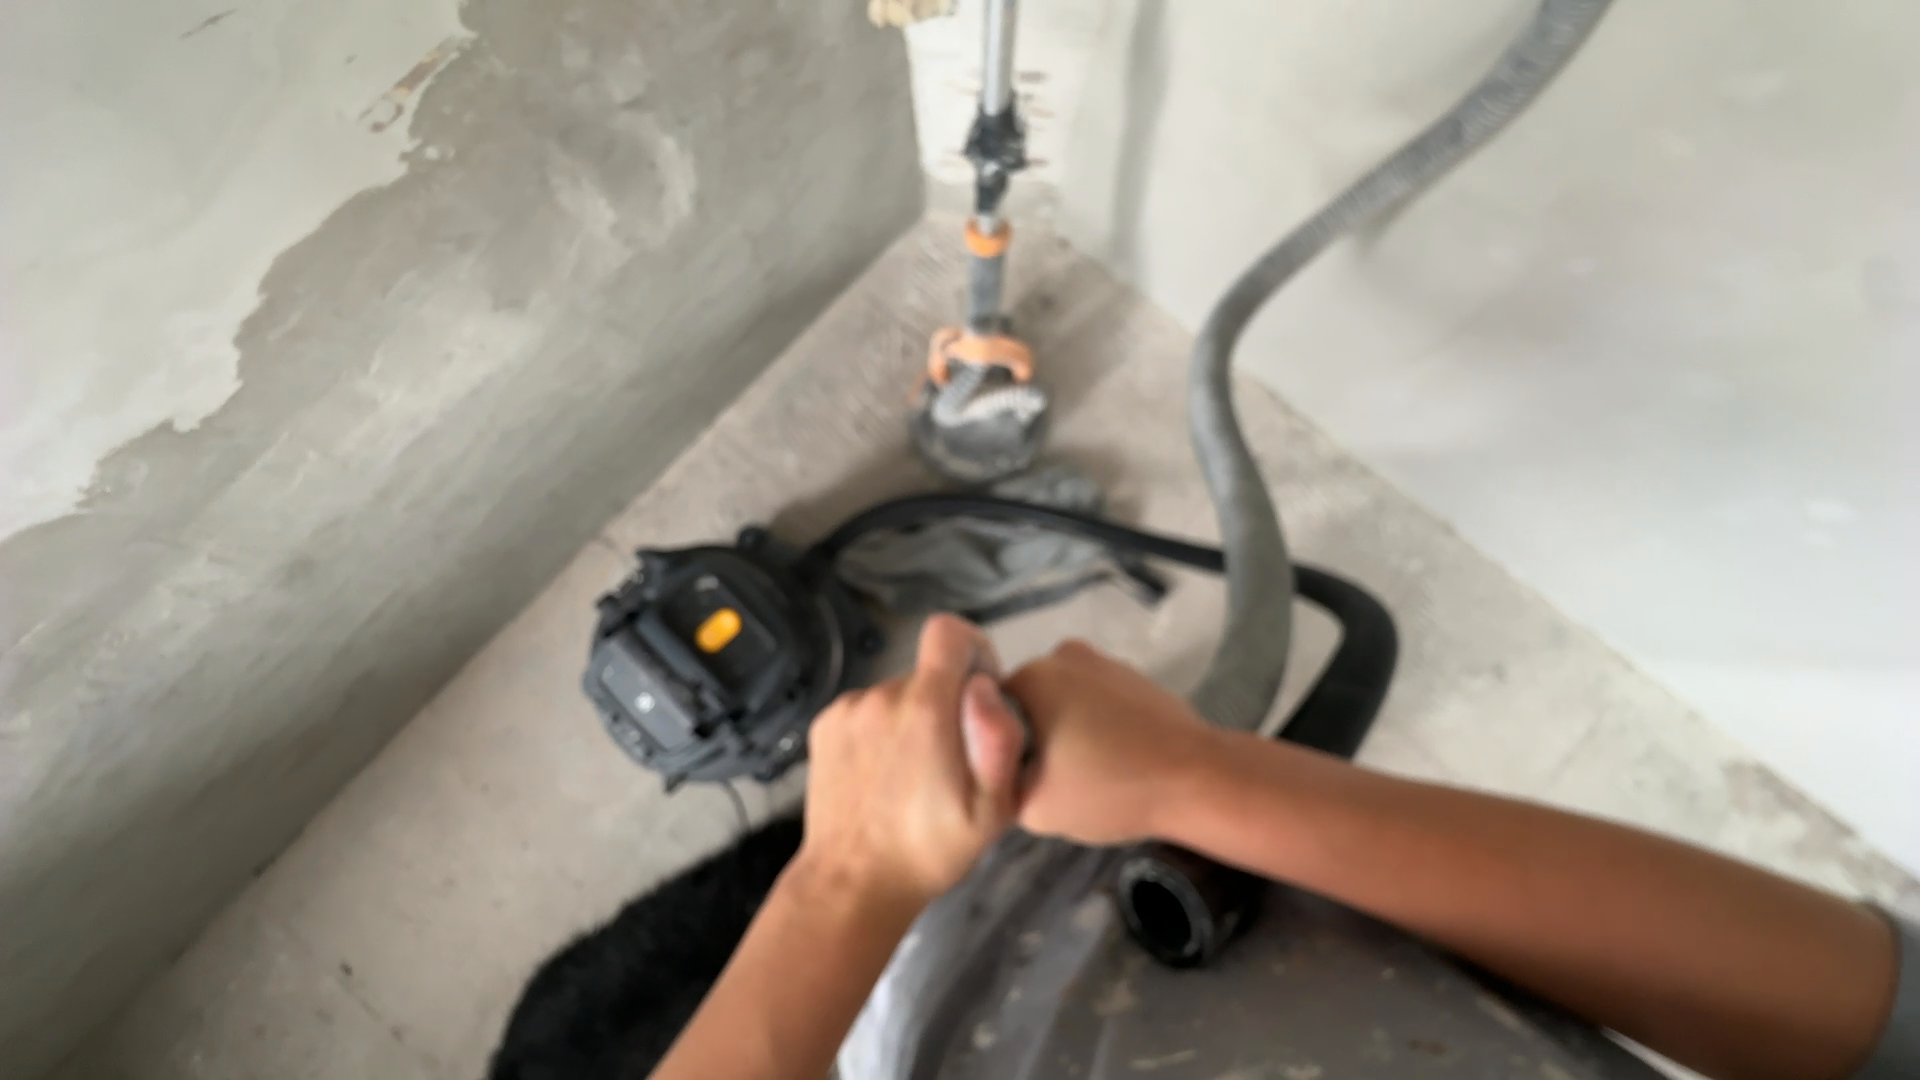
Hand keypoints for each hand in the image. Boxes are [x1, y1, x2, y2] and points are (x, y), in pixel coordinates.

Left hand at [796, 614, 1027, 909]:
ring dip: (912, 718)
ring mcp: (847, 709)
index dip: (973, 650)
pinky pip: (867, 709)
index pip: (948, 632)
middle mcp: (881, 695)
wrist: (851, 884)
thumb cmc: (930, 850)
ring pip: (897, 693)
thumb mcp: (991, 810)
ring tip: (913, 774)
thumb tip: (984, 686)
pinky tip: (882, 773)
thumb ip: (999, 739)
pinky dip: (881, 729)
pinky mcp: (824, 724)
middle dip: (946, 702)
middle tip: (950, 758)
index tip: (980, 694)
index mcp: (924, 707)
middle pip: (927, 672)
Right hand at [1005, 640, 1217, 844]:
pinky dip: (1101, 722)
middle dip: (1036, 732)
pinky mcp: (1135, 675)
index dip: (1002, 747)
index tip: (1025, 775)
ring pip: (1065, 698)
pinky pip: (1099, 698)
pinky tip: (1119, 756)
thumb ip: (1001, 780)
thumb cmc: (1109, 789)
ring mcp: (1104, 661)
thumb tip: (1004, 765)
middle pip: (1030, 700)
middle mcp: (1062, 655)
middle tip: (1057, 776)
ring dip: (1069, 726)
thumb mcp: (1031, 807)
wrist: (1196, 780)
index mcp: (1031, 677)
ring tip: (1093, 769)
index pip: (990, 710)